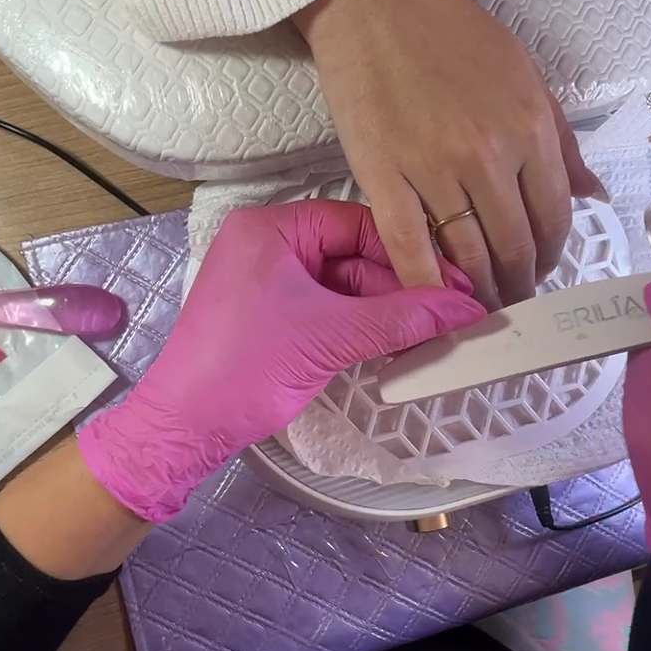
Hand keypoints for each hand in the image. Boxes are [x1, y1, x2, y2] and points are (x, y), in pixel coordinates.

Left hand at [79, 200, 485, 522]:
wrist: (187, 427)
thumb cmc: (243, 370)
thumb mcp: (330, 337)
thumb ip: (401, 319)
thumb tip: (463, 308)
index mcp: (271, 229)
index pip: (357, 223)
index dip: (408, 252)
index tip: (452, 280)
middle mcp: (268, 245)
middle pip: (353, 255)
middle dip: (400, 287)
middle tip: (450, 311)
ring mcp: (269, 281)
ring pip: (344, 285)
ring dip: (385, 310)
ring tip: (432, 331)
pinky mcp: (272, 315)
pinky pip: (328, 308)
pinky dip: (361, 325)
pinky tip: (396, 341)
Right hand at [293, 0, 604, 309]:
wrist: (374, 3)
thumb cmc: (452, 34)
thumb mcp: (526, 75)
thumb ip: (561, 142)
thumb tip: (594, 196)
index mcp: (529, 128)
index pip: (553, 217)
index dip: (551, 256)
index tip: (542, 271)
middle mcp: (489, 156)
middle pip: (513, 246)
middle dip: (518, 283)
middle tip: (511, 299)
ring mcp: (434, 170)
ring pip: (467, 255)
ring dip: (479, 293)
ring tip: (480, 307)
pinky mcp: (384, 178)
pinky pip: (409, 246)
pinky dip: (425, 284)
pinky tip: (435, 307)